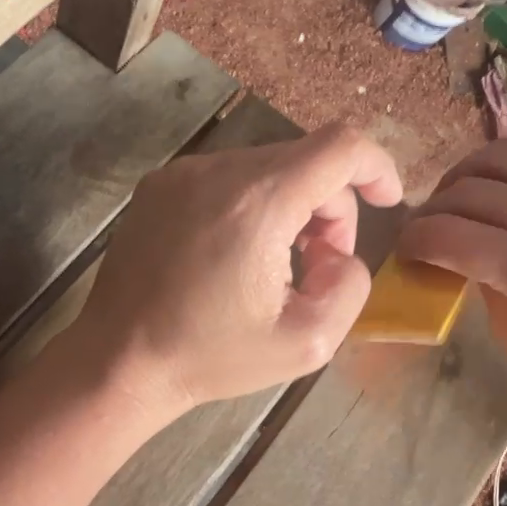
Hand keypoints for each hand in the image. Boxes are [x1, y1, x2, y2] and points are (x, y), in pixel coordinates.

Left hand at [65, 124, 402, 420]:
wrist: (118, 360)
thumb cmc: (209, 356)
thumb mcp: (307, 342)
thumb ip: (352, 286)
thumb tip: (339, 254)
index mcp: (256, 202)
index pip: (340, 145)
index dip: (377, 167)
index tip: (388, 202)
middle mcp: (216, 171)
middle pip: (303, 158)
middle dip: (330, 206)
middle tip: (319, 265)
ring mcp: (179, 174)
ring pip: (263, 167)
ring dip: (288, 205)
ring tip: (274, 265)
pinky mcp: (155, 186)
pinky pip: (223, 178)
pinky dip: (248, 203)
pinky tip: (232, 255)